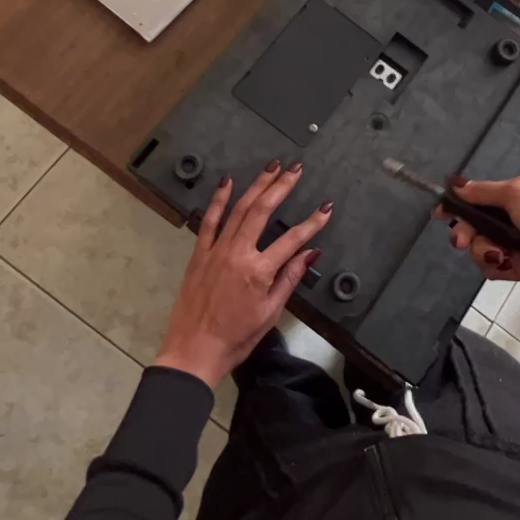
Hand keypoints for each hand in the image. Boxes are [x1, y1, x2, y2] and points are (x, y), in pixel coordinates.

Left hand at [153, 160, 330, 389]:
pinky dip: (218, 200)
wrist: (193, 353)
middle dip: (281, 187)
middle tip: (295, 169)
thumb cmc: (236, 338)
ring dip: (257, 185)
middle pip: (262, 211)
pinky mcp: (199, 254)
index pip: (292, 240)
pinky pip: (209, 221)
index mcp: (258, 271)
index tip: (326, 208)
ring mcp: (215, 251)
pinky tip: (227, 182)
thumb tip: (310, 253)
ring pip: (239, 209)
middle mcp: (237, 254)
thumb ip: (289, 278)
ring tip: (272, 167)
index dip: (312, 223)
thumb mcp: (270, 312)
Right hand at [438, 176, 519, 301]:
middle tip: (462, 240)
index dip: (460, 204)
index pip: (482, 196)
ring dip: (483, 250)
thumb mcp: (517, 193)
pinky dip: (494, 266)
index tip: (440, 213)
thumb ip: (484, 192)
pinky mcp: (519, 268)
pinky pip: (494, 266)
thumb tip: (458, 186)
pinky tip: (505, 263)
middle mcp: (517, 216)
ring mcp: (517, 243)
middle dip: (466, 230)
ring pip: (482, 246)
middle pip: (477, 223)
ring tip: (498, 253)